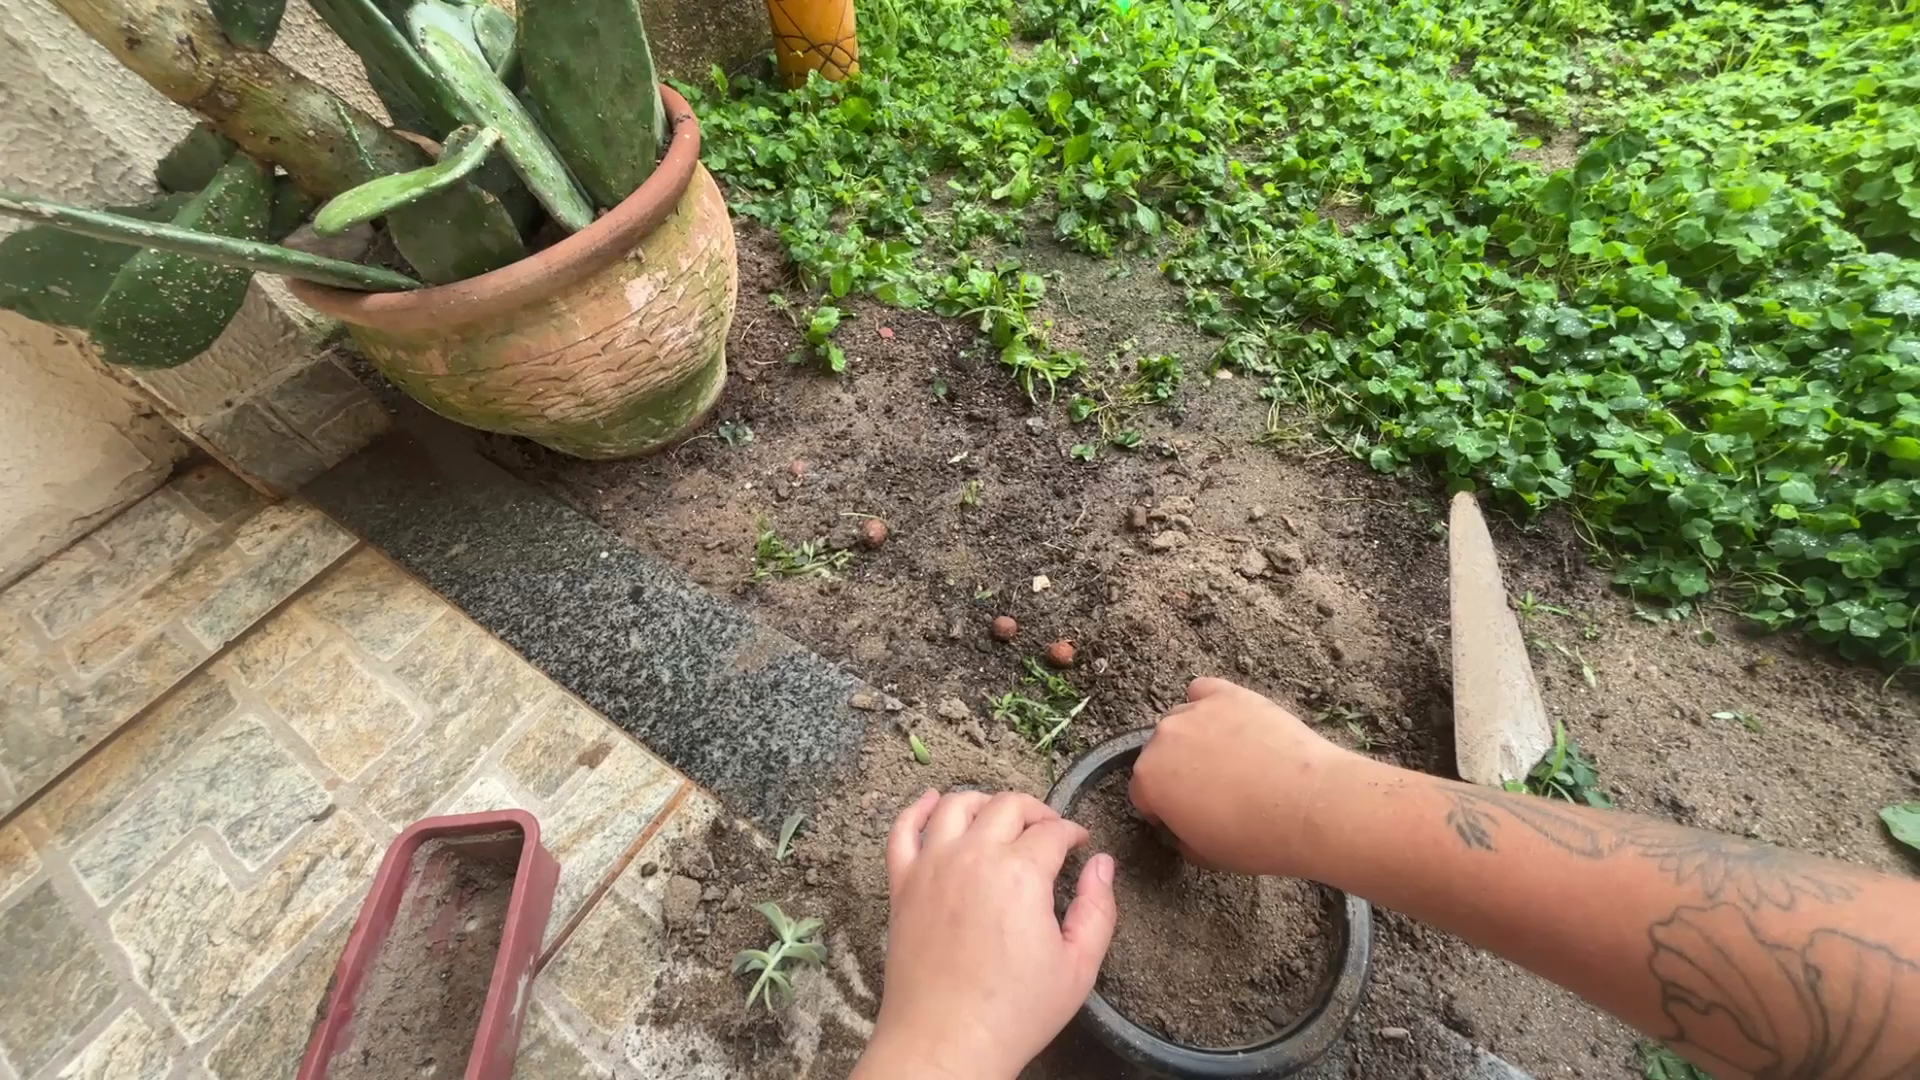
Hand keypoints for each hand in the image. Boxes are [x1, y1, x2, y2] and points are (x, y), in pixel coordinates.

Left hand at [853, 790, 1116, 1079]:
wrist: (945, 1043)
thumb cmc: (1014, 1012)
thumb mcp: (1077, 968)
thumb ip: (1097, 909)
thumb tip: (1102, 864)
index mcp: (1020, 872)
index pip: (1052, 831)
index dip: (1071, 831)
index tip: (1079, 842)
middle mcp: (974, 854)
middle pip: (1007, 805)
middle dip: (1035, 810)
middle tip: (1047, 829)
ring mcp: (933, 864)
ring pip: (957, 805)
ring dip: (983, 801)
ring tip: (999, 815)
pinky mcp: (903, 881)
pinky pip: (904, 830)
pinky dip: (917, 809)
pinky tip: (932, 800)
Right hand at [1129, 677, 1354, 876]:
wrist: (1310, 807)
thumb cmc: (1258, 837)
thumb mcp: (1208, 855)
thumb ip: (1181, 837)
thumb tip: (1182, 830)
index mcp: (1149, 779)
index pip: (1142, 792)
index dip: (1162, 808)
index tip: (1183, 815)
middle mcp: (1162, 738)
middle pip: (1158, 752)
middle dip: (1177, 770)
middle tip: (1212, 790)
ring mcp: (1194, 711)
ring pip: (1181, 721)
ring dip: (1194, 737)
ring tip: (1231, 758)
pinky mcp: (1227, 694)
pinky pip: (1203, 691)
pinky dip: (1209, 703)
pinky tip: (1228, 722)